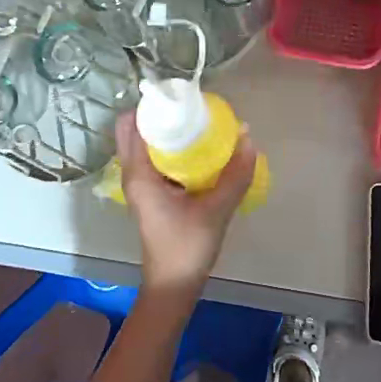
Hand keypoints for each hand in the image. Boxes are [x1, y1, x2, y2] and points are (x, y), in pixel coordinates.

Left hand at [115, 111, 257, 290]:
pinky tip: (205, 153)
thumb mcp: (216, 209)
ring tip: (205, 125)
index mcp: (139, 174)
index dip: (153, 105)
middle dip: (167, 117)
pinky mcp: (155, 196)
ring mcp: (143, 187)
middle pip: (142, 131)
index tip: (182, 96)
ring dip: (173, 134)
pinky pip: (162, 163)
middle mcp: (135, 176)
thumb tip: (248, 136)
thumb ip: (234, 173)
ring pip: (152, 147)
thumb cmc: (187, 247)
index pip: (132, 124)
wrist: (174, 285)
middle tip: (200, 109)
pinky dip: (178, 152)